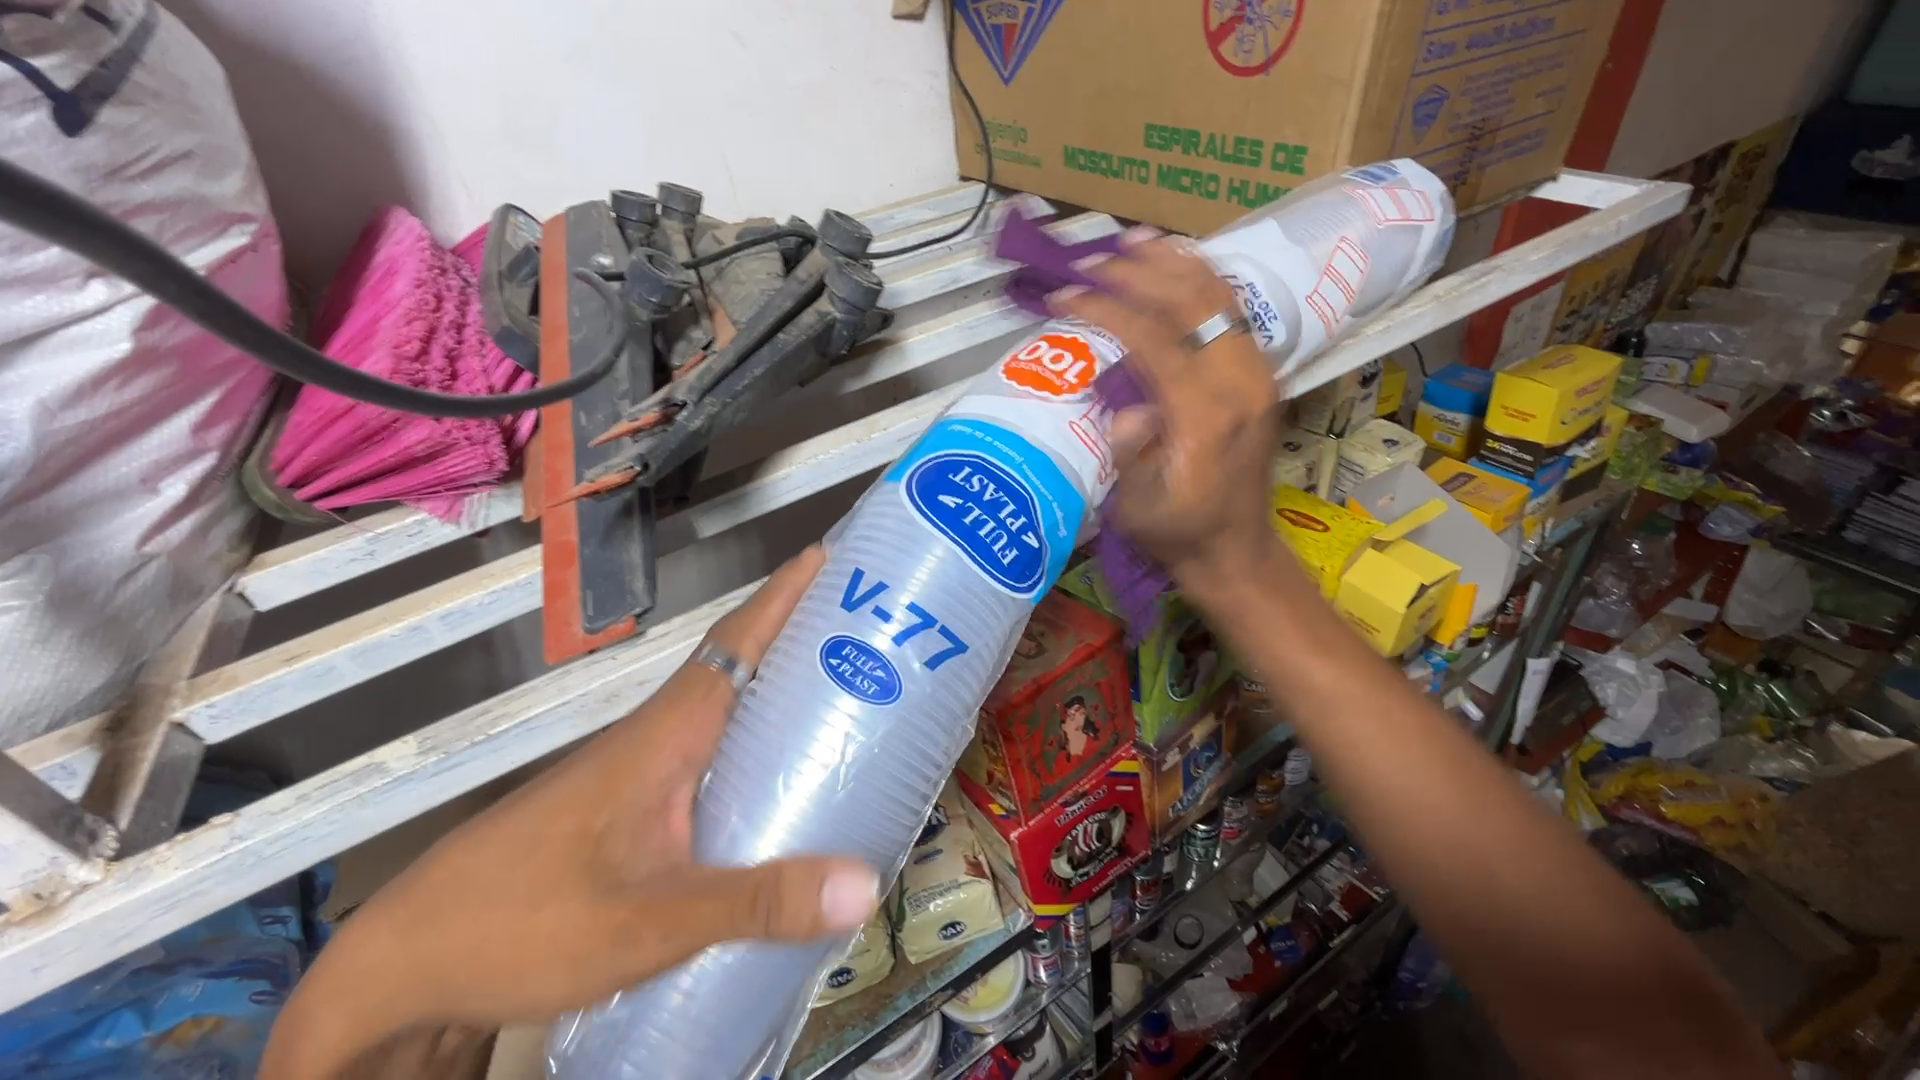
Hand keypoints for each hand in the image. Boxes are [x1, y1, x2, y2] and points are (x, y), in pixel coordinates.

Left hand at [261, 546, 877, 1079]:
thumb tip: (865, 884)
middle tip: (874, 638)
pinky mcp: (629, 809)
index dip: (784, 595)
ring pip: (723, 716)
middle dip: (803, 640)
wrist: (409, 965)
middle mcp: (654, 740)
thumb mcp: (650, 920)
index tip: (835, 556)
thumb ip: (755, 903)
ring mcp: (638, 774)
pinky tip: (784, 792)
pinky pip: (710, 758)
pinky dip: (755, 749)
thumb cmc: (522, 922)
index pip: (732, 642)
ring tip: (852, 706)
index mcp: (663, 737)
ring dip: (780, 696)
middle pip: (737, 669)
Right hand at [1049, 228, 1289, 601]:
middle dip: (1135, 273)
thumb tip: (1126, 407)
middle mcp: (1240, 382)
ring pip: (1218, 295)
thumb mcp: (1139, 510)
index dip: (1106, 309)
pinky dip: (1201, 278)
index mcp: (1206, 415)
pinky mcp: (1259, 373)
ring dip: (1172, 264)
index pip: (1154, 337)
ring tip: (1130, 241)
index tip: (1064, 294)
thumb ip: (1131, 457)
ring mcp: (1257, 373)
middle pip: (1190, 302)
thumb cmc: (1177, 532)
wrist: (1234, 550)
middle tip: (1089, 260)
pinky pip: (1233, 309)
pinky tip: (1174, 261)